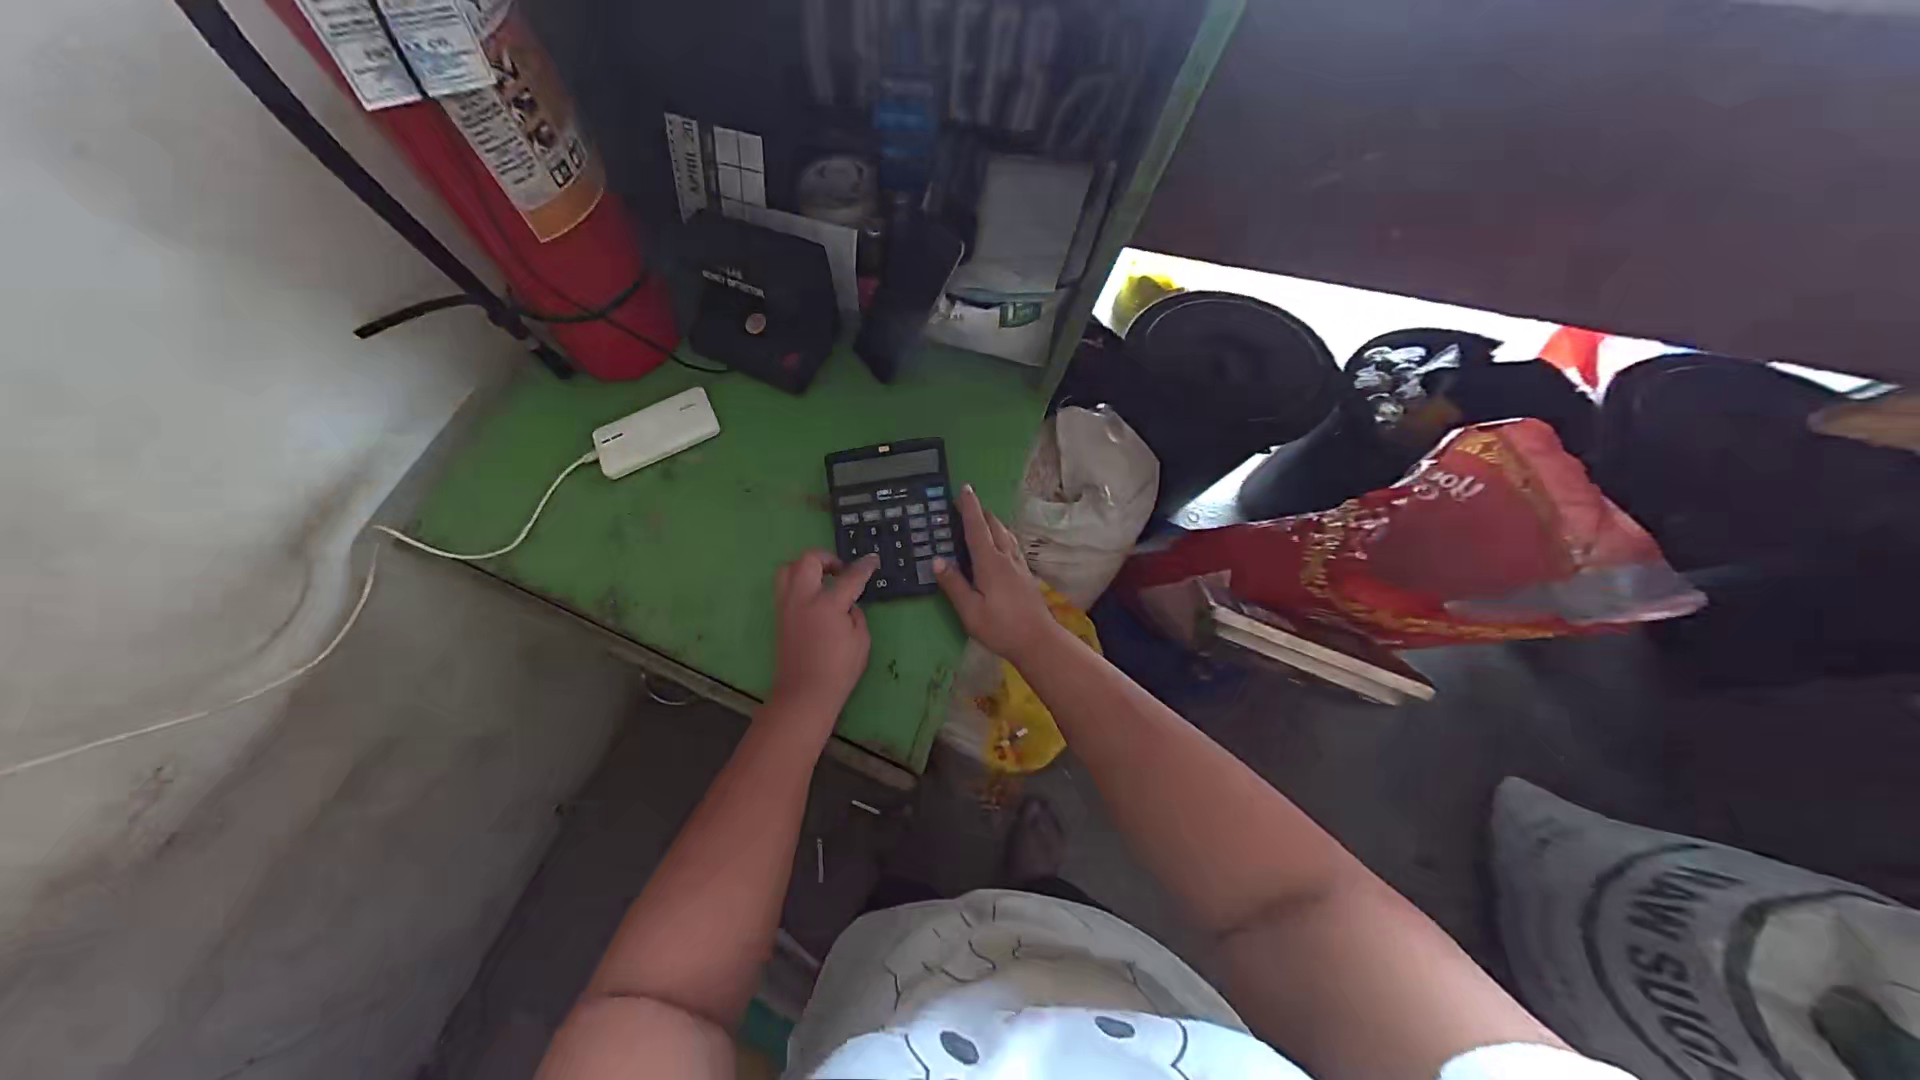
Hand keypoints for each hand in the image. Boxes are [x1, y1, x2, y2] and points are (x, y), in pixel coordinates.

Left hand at [767, 551, 877, 725]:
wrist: (804, 693)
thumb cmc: (838, 670)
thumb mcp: (861, 641)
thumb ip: (856, 615)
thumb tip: (848, 605)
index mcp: (827, 604)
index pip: (850, 577)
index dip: (864, 567)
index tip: (873, 560)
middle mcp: (803, 598)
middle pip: (809, 560)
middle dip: (827, 558)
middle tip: (841, 571)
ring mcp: (786, 606)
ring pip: (788, 568)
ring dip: (806, 567)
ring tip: (822, 580)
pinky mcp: (779, 616)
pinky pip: (785, 586)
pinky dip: (799, 583)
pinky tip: (814, 597)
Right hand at [934, 485, 1063, 664]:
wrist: (1039, 641)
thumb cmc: (1001, 627)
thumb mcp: (970, 611)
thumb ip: (954, 584)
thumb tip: (937, 560)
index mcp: (990, 563)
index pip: (976, 528)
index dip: (969, 507)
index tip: (965, 488)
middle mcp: (1006, 558)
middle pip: (994, 526)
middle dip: (980, 512)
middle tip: (966, 504)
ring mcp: (1019, 566)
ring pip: (1005, 534)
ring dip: (992, 522)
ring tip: (982, 519)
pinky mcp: (1026, 575)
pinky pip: (1012, 545)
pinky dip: (1002, 536)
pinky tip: (1001, 544)